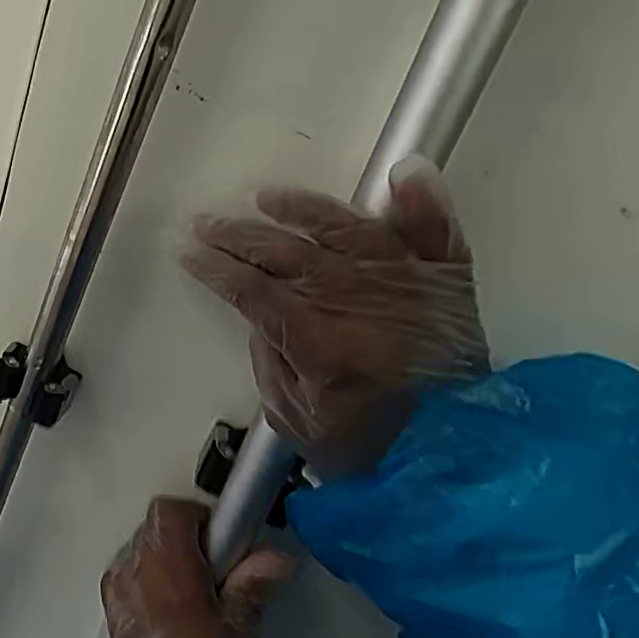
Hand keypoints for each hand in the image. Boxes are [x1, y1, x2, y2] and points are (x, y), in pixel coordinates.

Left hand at [102, 497, 294, 637]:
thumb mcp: (238, 631)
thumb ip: (254, 583)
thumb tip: (275, 556)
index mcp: (169, 567)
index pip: (173, 510)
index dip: (201, 517)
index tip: (222, 539)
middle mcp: (137, 569)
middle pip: (159, 525)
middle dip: (188, 538)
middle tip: (214, 570)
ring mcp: (119, 586)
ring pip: (144, 546)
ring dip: (168, 556)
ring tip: (193, 594)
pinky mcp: (111, 605)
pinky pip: (130, 570)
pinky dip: (149, 575)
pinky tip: (169, 608)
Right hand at [181, 155, 487, 477]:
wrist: (449, 462)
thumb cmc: (367, 449)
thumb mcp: (293, 418)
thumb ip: (269, 358)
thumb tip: (262, 311)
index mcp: (317, 340)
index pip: (250, 287)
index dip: (213, 267)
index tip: (189, 253)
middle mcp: (357, 298)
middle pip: (284, 249)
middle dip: (236, 233)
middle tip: (206, 222)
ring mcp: (404, 283)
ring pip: (343, 225)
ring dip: (300, 206)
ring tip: (266, 197)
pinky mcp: (445, 283)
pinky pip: (435, 232)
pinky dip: (422, 202)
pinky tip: (404, 175)